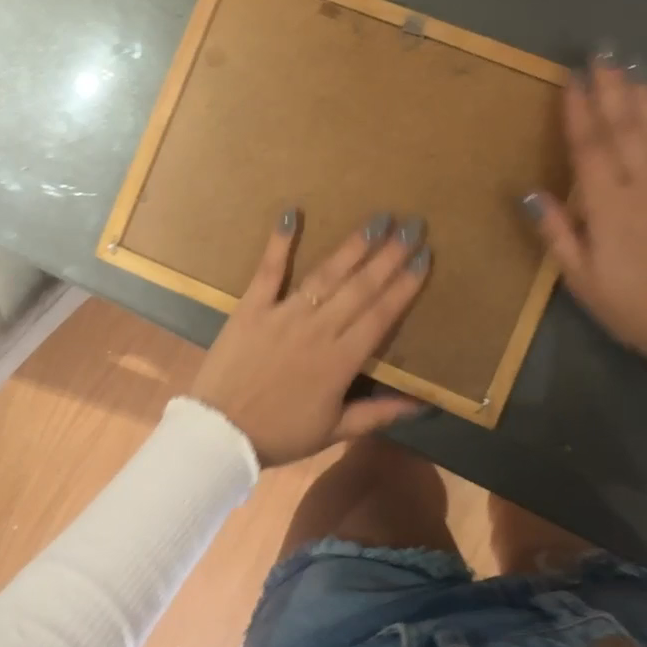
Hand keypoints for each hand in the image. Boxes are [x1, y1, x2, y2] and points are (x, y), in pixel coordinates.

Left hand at [189, 211, 430, 465]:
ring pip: (325, 274)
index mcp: (341, 360)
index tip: (424, 258)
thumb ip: (380, 413)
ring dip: (352, 246)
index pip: (381, 315)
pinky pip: (269, 270)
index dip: (404, 286)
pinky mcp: (252, 306)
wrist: (221, 433)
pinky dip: (279, 241)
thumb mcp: (335, 431)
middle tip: (412, 225)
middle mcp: (317, 329)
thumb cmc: (280, 433)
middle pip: (360, 287)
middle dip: (388, 255)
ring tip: (375, 220)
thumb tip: (425, 405)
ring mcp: (283, 313)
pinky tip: (291, 213)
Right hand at [525, 58, 646, 371]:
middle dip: (611, 90)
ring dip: (646, 100)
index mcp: (607, 207)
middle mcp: (644, 188)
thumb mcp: (582, 280)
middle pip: (624, 131)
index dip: (577, 112)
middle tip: (603, 54)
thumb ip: (557, 232)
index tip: (570, 79)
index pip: (589, 149)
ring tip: (635, 68)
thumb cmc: (635, 308)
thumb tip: (530, 191)